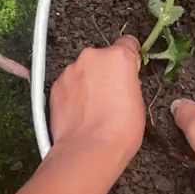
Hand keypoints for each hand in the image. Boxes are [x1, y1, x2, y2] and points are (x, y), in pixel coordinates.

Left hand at [48, 36, 145, 169]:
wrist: (89, 150)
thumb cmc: (120, 130)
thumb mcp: (139, 102)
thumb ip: (129, 82)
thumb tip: (123, 82)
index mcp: (118, 57)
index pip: (128, 43)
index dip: (130, 57)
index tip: (130, 67)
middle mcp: (92, 57)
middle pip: (102, 58)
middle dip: (106, 72)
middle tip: (111, 95)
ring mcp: (71, 70)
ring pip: (83, 70)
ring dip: (88, 82)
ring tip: (92, 107)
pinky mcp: (56, 85)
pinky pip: (69, 84)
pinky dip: (73, 93)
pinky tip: (79, 112)